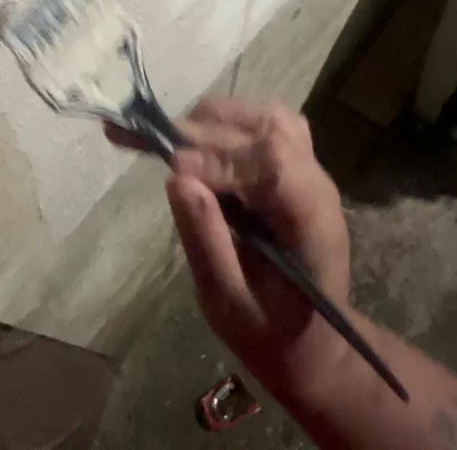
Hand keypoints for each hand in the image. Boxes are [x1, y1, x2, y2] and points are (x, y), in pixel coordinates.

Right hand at [165, 97, 354, 400]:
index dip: (220, 157)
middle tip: (141, 142)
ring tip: (163, 142)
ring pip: (264, 117)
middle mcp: (316, 184)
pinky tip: (190, 143)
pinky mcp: (292, 165)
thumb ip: (207, 242)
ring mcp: (308, 170)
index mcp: (311, 222)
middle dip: (202, 133)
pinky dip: (222, 124)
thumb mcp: (230, 305)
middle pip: (267, 128)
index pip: (273, 163)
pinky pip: (262, 125)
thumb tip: (176, 178)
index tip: (172, 170)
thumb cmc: (271, 331)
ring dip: (211, 122)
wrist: (312, 339)